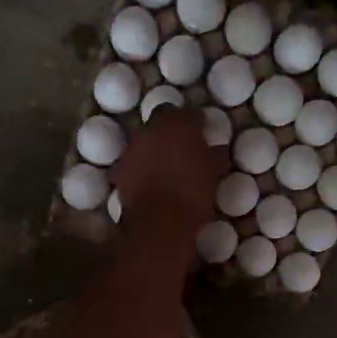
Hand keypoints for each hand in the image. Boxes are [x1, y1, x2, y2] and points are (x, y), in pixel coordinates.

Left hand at [113, 108, 227, 229]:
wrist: (159, 225)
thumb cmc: (193, 195)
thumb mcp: (214, 174)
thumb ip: (215, 155)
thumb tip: (217, 149)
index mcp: (176, 124)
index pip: (184, 112)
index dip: (193, 122)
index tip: (202, 132)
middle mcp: (149, 130)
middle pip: (159, 124)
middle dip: (170, 134)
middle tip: (184, 150)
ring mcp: (130, 150)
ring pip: (144, 144)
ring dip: (154, 152)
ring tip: (168, 170)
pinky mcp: (119, 172)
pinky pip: (134, 166)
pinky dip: (142, 171)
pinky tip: (152, 185)